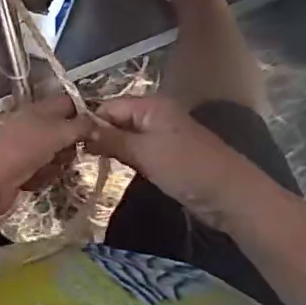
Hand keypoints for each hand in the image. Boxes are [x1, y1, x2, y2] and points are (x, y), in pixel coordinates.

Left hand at [0, 97, 91, 221]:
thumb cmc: (23, 149)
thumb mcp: (56, 132)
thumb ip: (79, 126)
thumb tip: (99, 122)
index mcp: (39, 109)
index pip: (68, 103)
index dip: (85, 112)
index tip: (103, 128)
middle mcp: (33, 125)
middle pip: (65, 133)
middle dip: (70, 146)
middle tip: (69, 153)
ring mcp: (26, 148)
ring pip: (56, 155)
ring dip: (55, 166)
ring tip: (45, 169)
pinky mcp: (22, 170)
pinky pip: (44, 172)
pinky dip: (41, 178)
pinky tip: (32, 180)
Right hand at [91, 95, 277, 224]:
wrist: (235, 199)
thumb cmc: (188, 169)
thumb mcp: (144, 152)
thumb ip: (110, 138)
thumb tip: (79, 128)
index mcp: (151, 105)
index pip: (108, 105)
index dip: (89, 121)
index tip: (70, 141)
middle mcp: (156, 114)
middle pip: (116, 119)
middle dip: (99, 134)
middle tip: (77, 155)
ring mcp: (163, 135)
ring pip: (126, 136)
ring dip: (112, 148)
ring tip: (92, 162)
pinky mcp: (168, 155)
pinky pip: (138, 150)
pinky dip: (126, 157)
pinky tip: (114, 168)